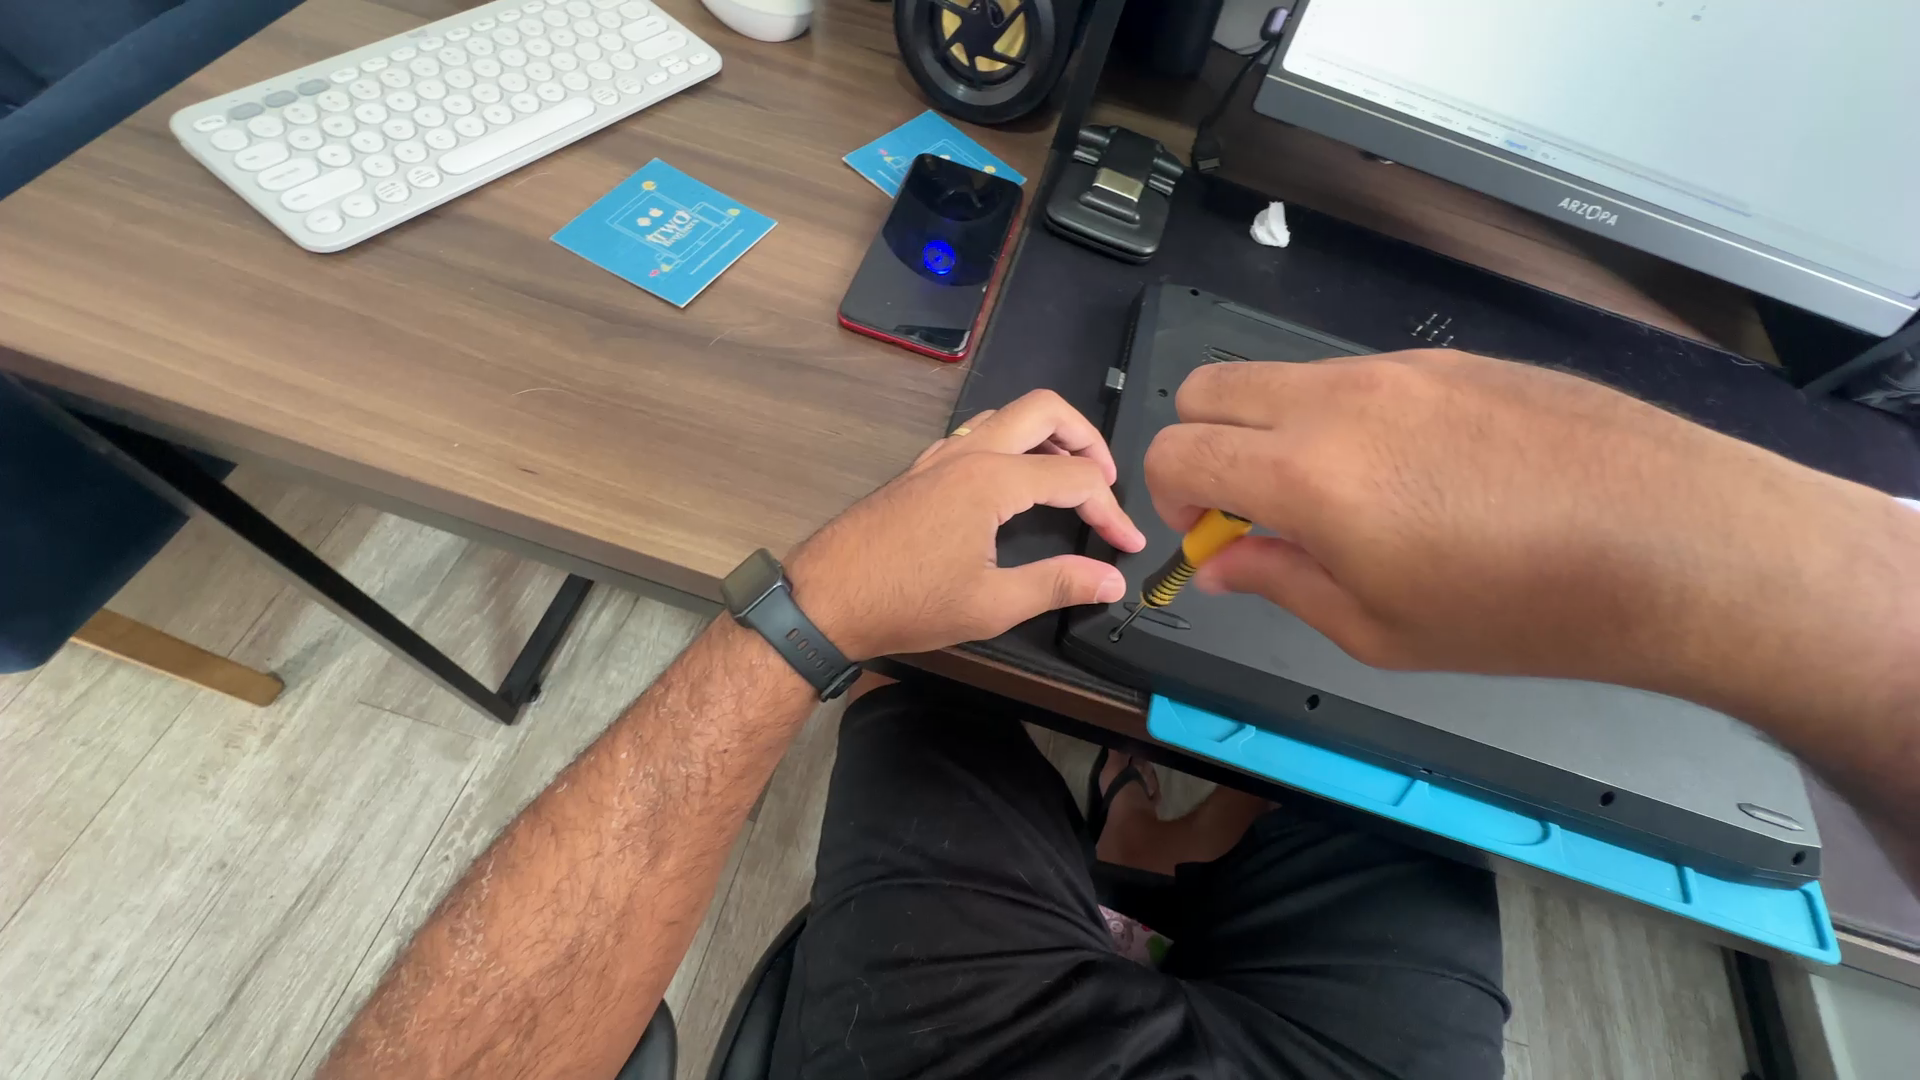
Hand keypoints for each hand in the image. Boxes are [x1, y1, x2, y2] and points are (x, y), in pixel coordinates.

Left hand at [788, 390, 1144, 660]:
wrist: (823, 600)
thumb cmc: (906, 604)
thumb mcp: (991, 604)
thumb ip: (1058, 583)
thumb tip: (1113, 579)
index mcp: (991, 480)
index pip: (1075, 477)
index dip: (1111, 510)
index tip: (1128, 544)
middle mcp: (967, 453)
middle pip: (1043, 410)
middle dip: (1086, 437)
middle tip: (1106, 479)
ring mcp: (937, 457)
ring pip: (1004, 415)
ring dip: (1044, 433)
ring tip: (1066, 473)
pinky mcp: (918, 471)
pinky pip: (973, 435)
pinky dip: (1007, 443)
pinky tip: (1009, 481)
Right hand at [1143, 349, 1897, 691]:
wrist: (1693, 546)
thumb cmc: (1520, 611)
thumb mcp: (1376, 629)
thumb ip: (1276, 582)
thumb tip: (1220, 563)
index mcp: (1306, 473)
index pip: (1174, 450)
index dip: (1166, 496)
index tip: (1207, 532)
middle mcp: (1337, 400)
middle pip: (1204, 387)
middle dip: (1200, 446)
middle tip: (1249, 503)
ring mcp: (1396, 369)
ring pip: (1277, 378)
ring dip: (1270, 432)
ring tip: (1341, 496)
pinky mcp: (1449, 359)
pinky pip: (1351, 378)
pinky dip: (1338, 419)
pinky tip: (1413, 472)